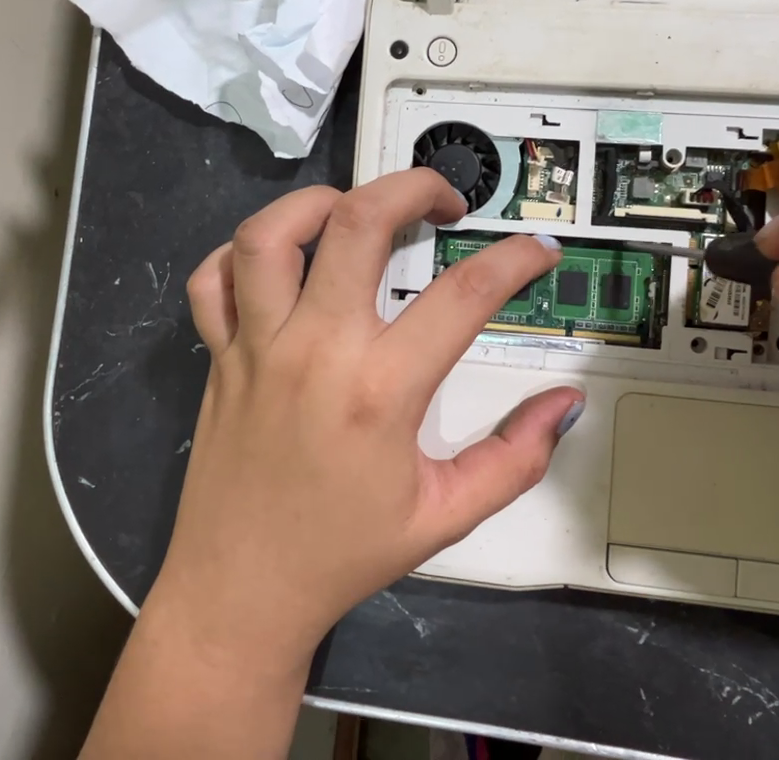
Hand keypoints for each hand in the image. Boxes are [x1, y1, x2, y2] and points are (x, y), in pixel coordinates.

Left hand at [152, 168, 583, 670]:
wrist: (241, 592)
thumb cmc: (345, 554)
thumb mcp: (446, 516)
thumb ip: (516, 458)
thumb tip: (566, 404)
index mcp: (380, 390)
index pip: (464, 295)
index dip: (513, 260)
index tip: (537, 252)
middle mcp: (316, 350)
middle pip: (359, 222)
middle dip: (414, 186)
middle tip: (445, 201)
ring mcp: (257, 347)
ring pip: (271, 233)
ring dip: (320, 202)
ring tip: (358, 212)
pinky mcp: (219, 356)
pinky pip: (212, 279)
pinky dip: (242, 255)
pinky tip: (281, 264)